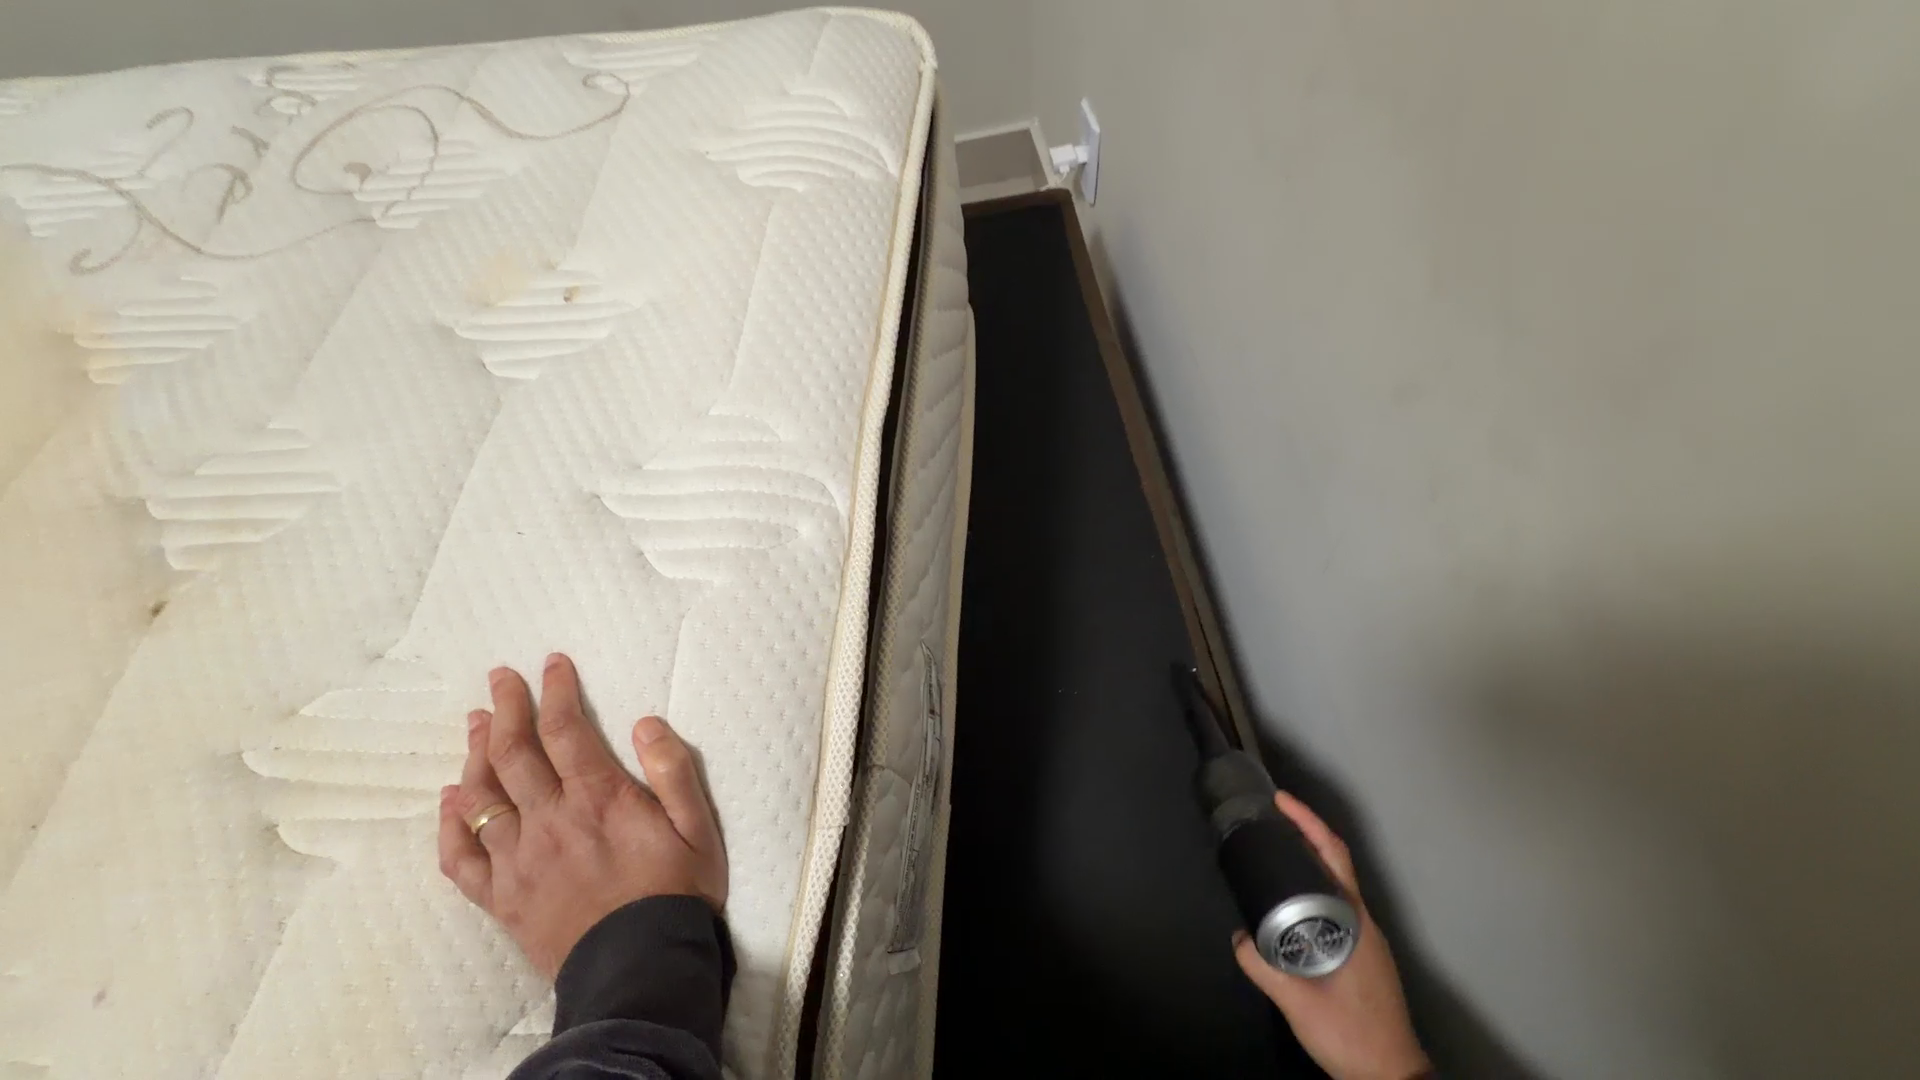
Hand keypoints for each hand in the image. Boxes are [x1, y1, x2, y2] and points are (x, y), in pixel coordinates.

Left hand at [437, 653, 727, 978]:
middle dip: (505, 708)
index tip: (550, 663)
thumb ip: (673, 770)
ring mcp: (518, 860)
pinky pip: (460, 858)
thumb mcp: (697, 825)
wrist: (642, 967)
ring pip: (482, 796)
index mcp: (598, 798)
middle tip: (499, 679)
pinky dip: (450, 824)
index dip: (555, 691)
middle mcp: (549, 820)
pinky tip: (450, 800)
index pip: (566, 730)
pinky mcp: (501, 898)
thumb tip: (645, 722)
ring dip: (475, 754)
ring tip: (475, 724)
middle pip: (515, 753)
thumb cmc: (677, 890)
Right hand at [1234, 792, 1430, 1079]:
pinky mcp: (1360, 954)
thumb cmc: (1351, 1034)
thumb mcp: (1297, 1001)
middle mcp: (1363, 923)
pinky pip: (1333, 904)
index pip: (1333, 856)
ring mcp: (1365, 938)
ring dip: (1307, 860)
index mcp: (1354, 922)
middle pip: (1334, 863)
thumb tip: (1238, 935)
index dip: (1308, 823)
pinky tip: (1287, 900)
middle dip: (1303, 833)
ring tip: (1272, 850)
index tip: (1280, 801)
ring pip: (1334, 884)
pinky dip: (1310, 887)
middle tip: (1268, 818)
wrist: (1391, 1077)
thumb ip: (1263, 965)